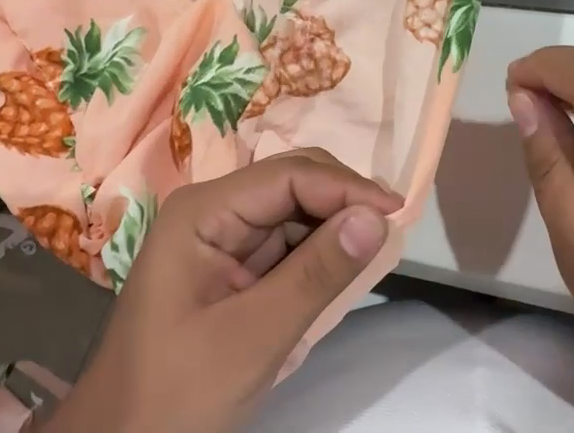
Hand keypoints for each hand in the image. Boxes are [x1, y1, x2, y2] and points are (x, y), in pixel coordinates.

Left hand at [44, 149, 401, 432]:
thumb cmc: (176, 398)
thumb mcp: (254, 338)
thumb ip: (318, 273)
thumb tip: (379, 217)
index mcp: (203, 212)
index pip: (290, 175)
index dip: (347, 187)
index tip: (398, 213)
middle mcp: (212, 211)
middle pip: (293, 182)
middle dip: (342, 201)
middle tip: (389, 232)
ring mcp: (220, 238)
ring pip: (296, 210)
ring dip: (333, 227)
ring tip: (371, 252)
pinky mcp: (231, 267)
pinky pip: (287, 243)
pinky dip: (318, 253)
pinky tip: (339, 271)